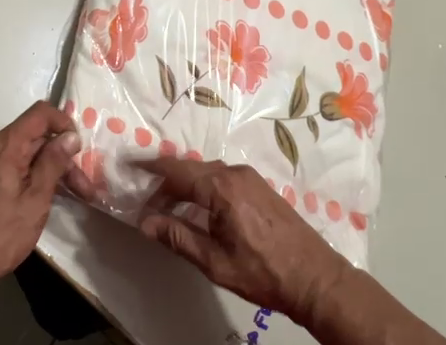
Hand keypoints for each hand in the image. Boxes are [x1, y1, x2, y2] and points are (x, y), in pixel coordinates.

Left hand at [0, 101, 85, 291]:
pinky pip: (14, 163)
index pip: (39, 113)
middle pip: (35, 136)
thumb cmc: (4, 233)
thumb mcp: (36, 199)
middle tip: (86, 187)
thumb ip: (53, 163)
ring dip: (51, 168)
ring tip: (77, 194)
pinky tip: (51, 194)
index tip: (79, 148)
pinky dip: (34, 173)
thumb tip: (70, 135)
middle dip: (62, 156)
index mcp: (5, 145)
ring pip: (27, 151)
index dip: (63, 123)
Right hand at [137, 159, 445, 344]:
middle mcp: (234, 173)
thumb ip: (179, 238)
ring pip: (206, 172)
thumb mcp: (215, 262)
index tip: (128, 165)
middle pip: (190, 168)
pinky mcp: (259, 186)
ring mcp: (249, 177)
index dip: (149, 169)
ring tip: (168, 207)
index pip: (175, 170)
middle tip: (146, 200)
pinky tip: (198, 206)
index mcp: (221, 188)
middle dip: (165, 182)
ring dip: (185, 185)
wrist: (317, 279)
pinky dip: (203, 186)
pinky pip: (221, 177)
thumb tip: (146, 222)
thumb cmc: (264, 273)